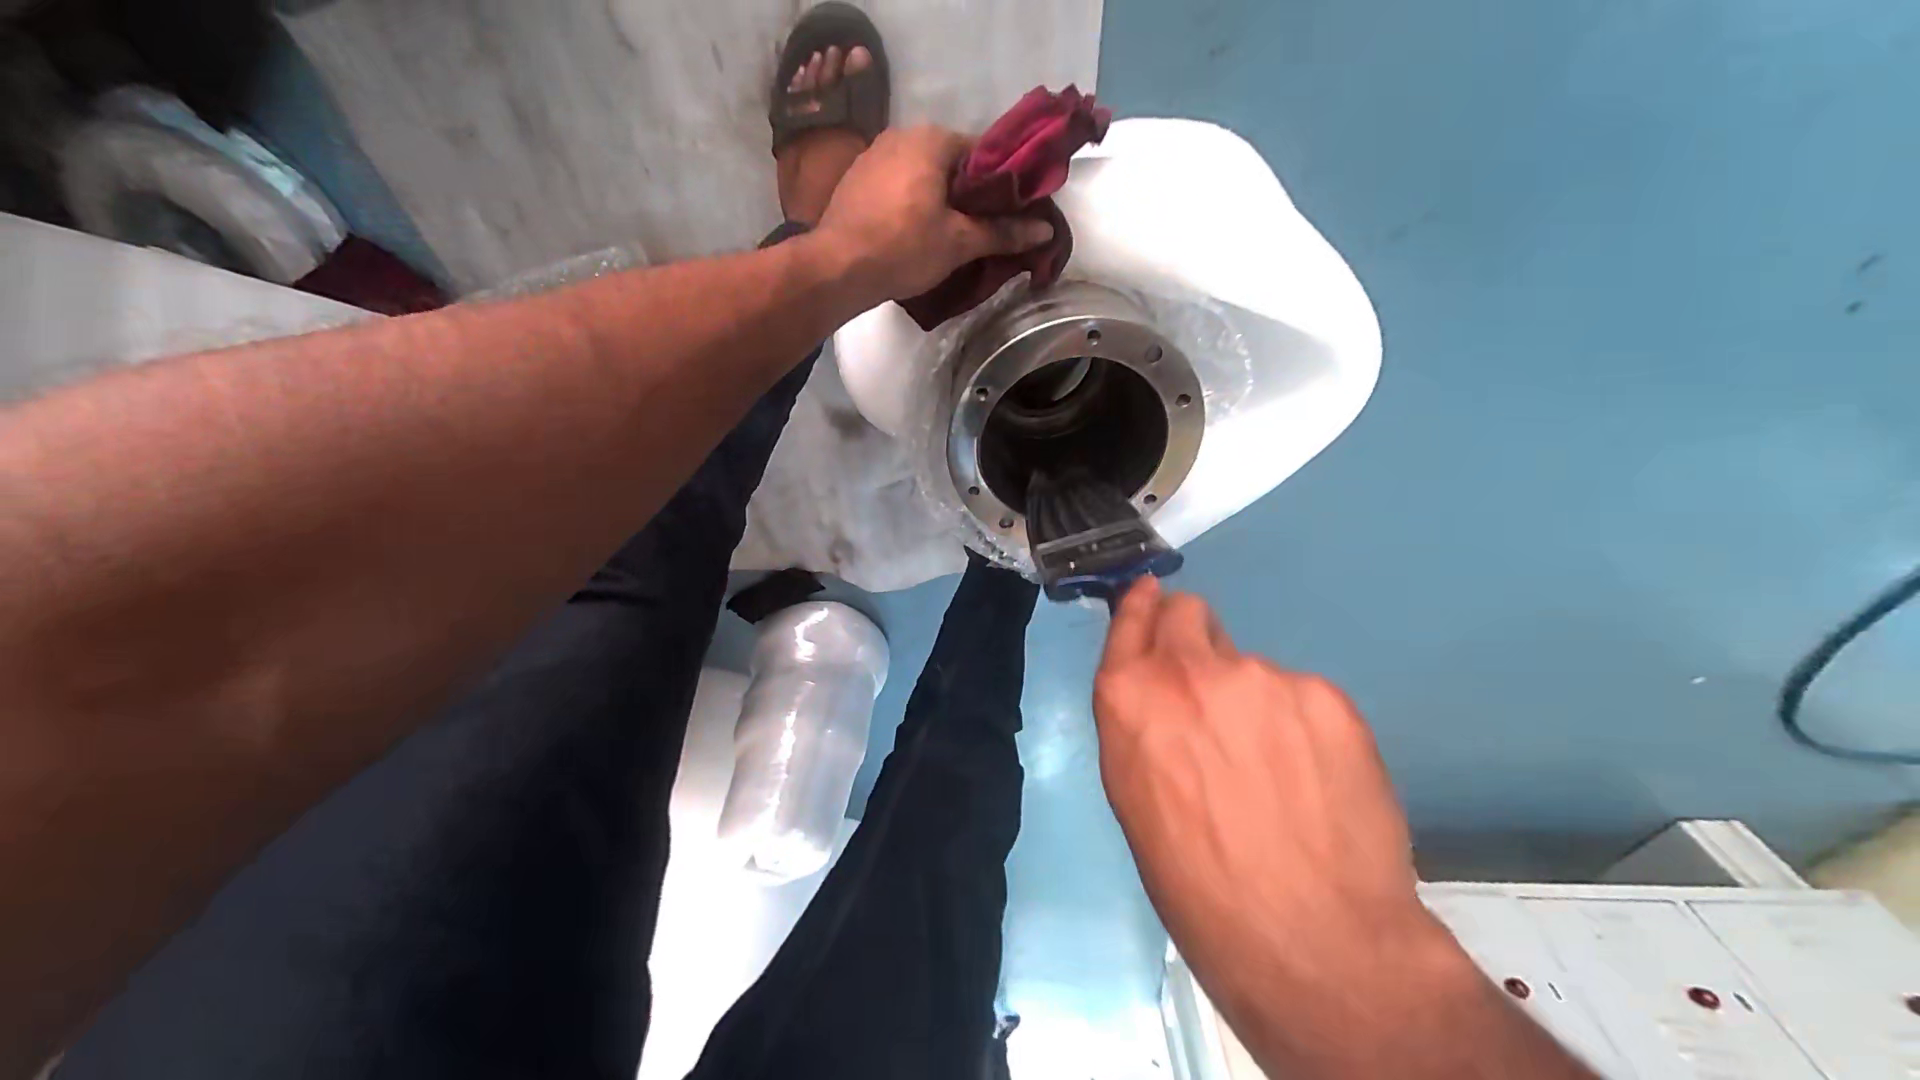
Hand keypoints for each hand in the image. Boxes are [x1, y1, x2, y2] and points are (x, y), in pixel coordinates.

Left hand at [812, 125, 1054, 300]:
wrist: (837, 268)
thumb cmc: (904, 247)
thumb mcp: (959, 242)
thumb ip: (1002, 232)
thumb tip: (1044, 230)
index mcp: (932, 139)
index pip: (983, 152)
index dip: (1002, 182)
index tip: (1011, 211)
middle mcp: (901, 135)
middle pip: (950, 162)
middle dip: (968, 193)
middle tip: (983, 228)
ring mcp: (873, 155)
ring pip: (921, 174)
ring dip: (938, 199)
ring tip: (951, 234)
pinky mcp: (855, 180)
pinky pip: (896, 186)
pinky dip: (911, 203)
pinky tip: (915, 232)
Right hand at [1094, 578, 1442, 1018]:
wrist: (1311, 941)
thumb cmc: (1195, 883)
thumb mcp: (1133, 795)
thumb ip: (1140, 722)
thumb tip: (1158, 693)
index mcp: (1129, 698)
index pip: (1131, 617)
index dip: (1142, 605)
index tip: (1150, 596)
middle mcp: (1188, 671)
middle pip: (1188, 611)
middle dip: (1193, 637)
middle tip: (1214, 694)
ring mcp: (1261, 677)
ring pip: (1248, 662)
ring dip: (1249, 695)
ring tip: (1273, 765)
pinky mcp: (1325, 695)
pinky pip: (1300, 694)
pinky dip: (1299, 722)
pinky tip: (1312, 776)